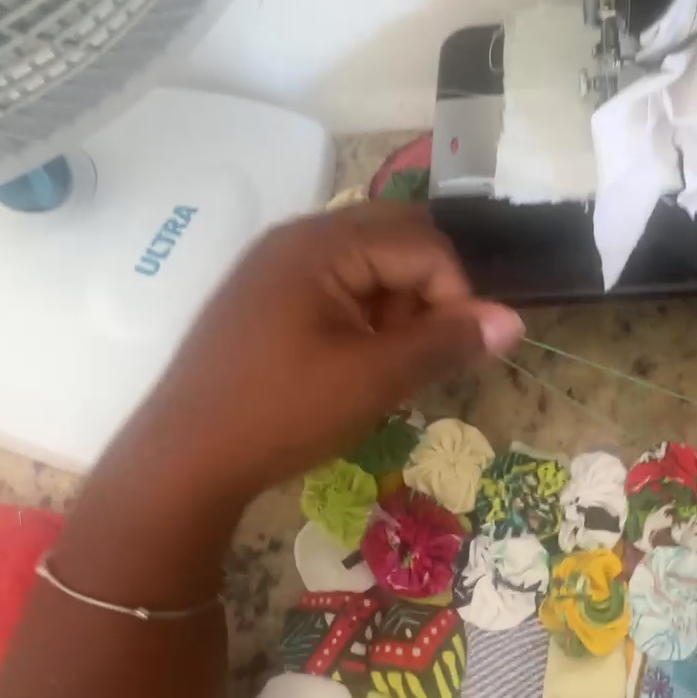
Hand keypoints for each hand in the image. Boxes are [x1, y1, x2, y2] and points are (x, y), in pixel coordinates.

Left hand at [125, 202, 523, 498]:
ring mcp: (276, 265)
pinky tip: (355, 362)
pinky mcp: (266, 296)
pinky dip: (363, 315)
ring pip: (368, 264)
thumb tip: (514, 321)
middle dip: (427, 294)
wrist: (182, 460)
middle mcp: (298, 237)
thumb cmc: (282, 413)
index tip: (458, 350)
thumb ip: (446, 342)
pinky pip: (336, 285)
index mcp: (322, 243)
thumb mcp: (375, 379)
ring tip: (386, 365)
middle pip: (395, 241)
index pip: (423, 243)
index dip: (456, 294)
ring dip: (396, 306)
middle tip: (424, 351)